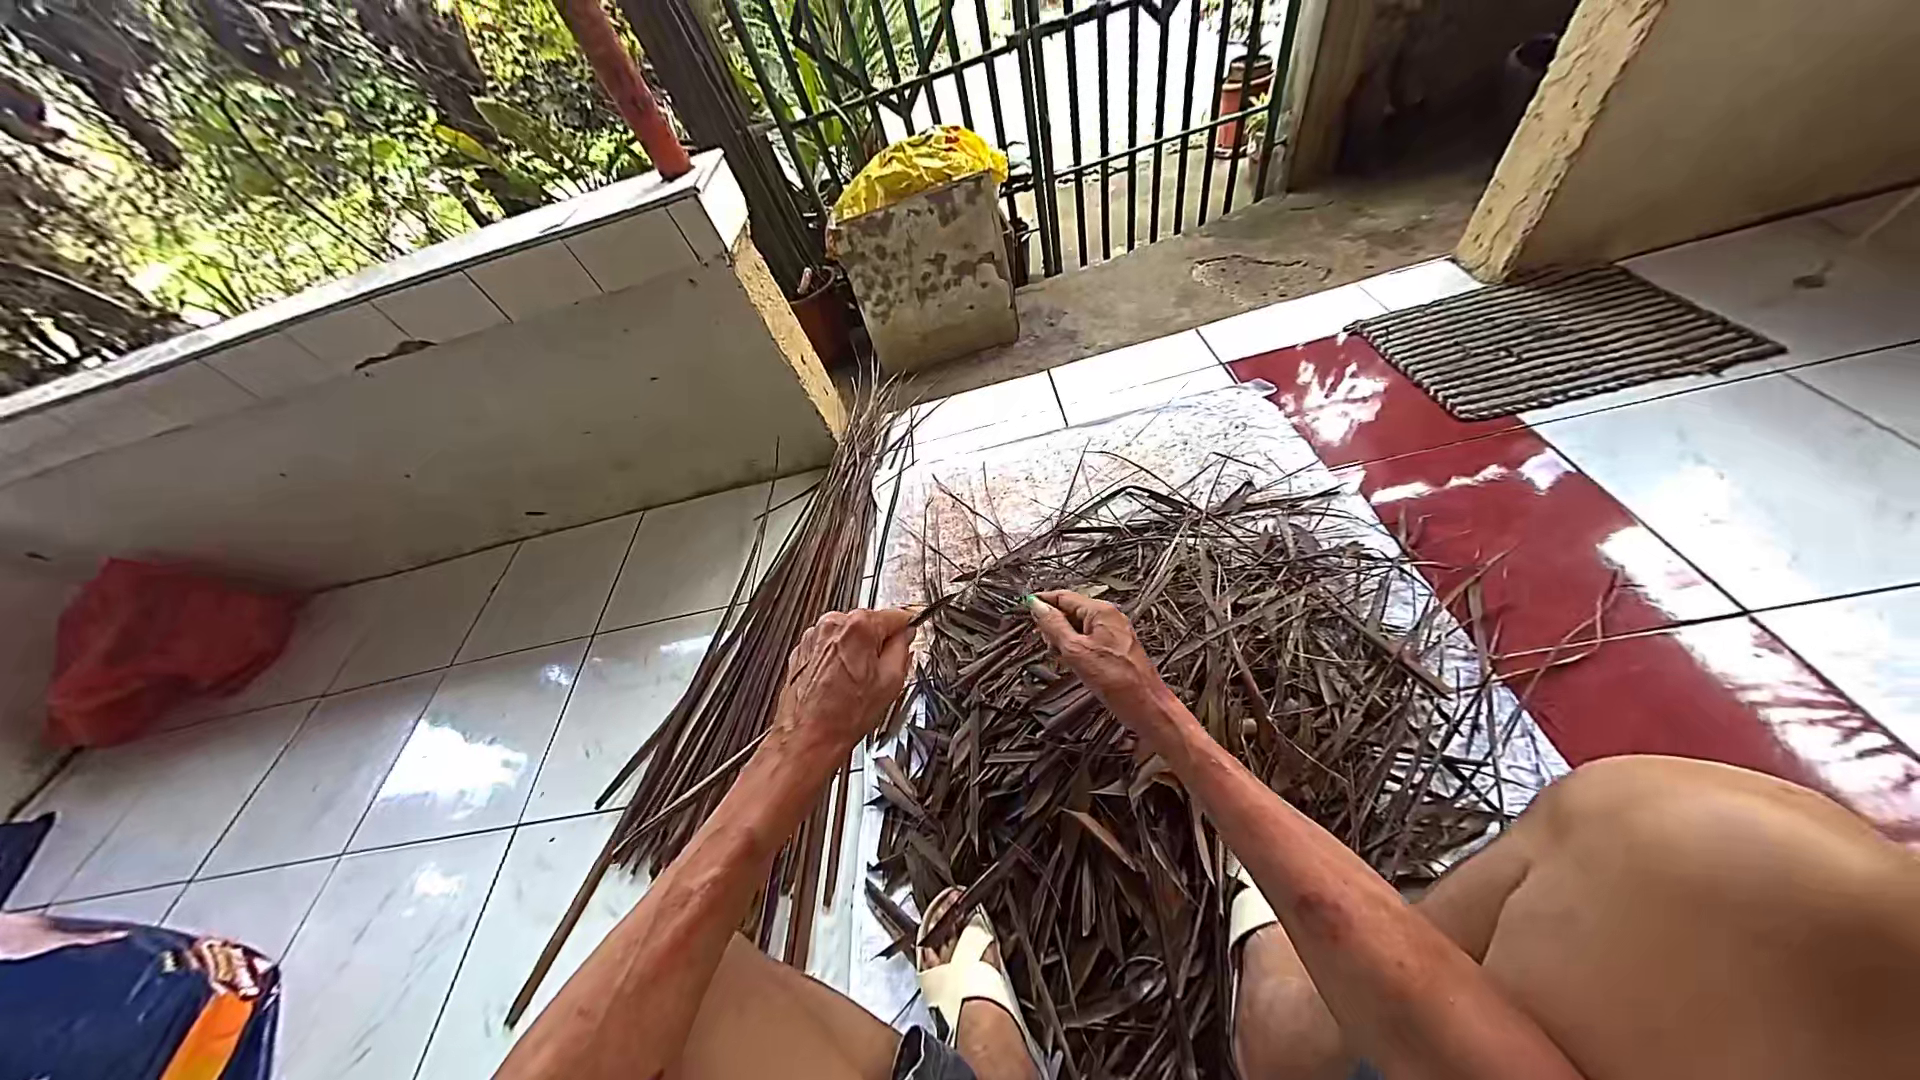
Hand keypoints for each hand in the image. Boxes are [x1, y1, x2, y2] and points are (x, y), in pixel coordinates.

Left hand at [771, 608, 915, 759]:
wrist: (808, 735)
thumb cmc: (842, 715)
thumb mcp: (891, 681)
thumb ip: (903, 649)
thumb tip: (905, 636)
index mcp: (859, 626)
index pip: (896, 615)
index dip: (907, 628)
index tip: (909, 636)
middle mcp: (834, 624)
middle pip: (870, 623)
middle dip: (879, 643)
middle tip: (882, 671)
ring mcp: (814, 636)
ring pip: (849, 634)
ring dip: (857, 651)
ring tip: (857, 681)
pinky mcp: (803, 649)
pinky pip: (830, 646)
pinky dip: (837, 659)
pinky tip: (840, 683)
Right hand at [1027, 591, 1177, 744]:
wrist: (1146, 706)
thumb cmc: (1119, 681)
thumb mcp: (1075, 651)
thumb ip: (1053, 626)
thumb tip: (1037, 607)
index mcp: (1101, 611)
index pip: (1063, 596)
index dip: (1043, 602)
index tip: (1026, 607)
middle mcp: (1110, 617)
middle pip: (1070, 610)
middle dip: (1054, 625)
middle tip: (1047, 642)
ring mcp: (1114, 632)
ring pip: (1078, 627)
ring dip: (1064, 639)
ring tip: (1063, 657)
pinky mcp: (1116, 648)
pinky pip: (1088, 640)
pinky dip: (1076, 649)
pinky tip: (1075, 664)